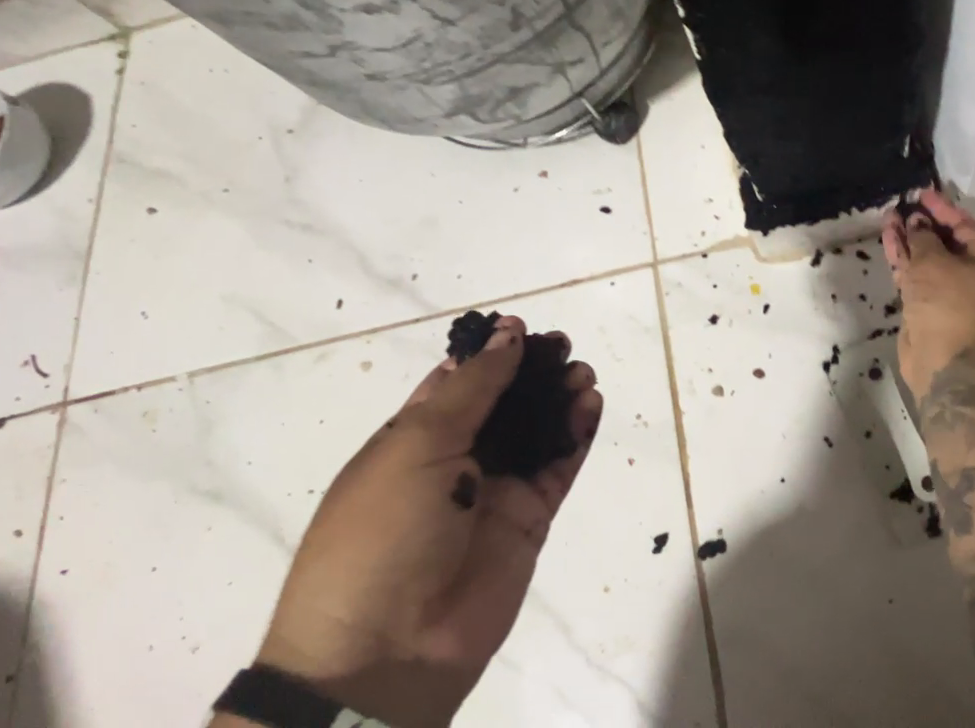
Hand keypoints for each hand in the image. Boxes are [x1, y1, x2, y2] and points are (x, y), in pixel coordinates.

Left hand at [251, 315, 601, 727]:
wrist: (388, 647)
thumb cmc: (382, 532)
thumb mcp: (415, 446)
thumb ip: (472, 389)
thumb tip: (507, 336)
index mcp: (411, 438)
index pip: (457, 382)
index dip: (490, 353)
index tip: (523, 328)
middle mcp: (455, 460)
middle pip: (504, 403)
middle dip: (532, 372)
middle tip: (563, 347)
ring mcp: (495, 491)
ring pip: (537, 431)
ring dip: (560, 398)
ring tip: (582, 374)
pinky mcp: (529, 520)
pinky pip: (558, 467)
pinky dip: (577, 435)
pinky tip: (591, 405)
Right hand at [881, 188, 974, 397]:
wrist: (942, 362)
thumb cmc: (948, 305)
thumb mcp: (934, 263)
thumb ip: (922, 237)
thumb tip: (915, 223)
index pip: (966, 227)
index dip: (944, 209)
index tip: (922, 194)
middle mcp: (970, 276)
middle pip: (945, 241)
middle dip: (923, 223)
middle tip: (902, 203)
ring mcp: (947, 292)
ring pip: (926, 257)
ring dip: (908, 237)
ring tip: (889, 215)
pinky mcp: (926, 305)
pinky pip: (915, 273)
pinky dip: (902, 257)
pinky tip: (888, 238)